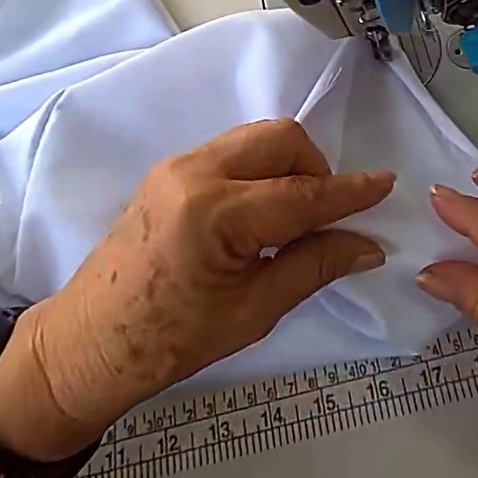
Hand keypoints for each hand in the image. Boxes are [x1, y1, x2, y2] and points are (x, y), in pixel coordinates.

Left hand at [0, 119, 394, 460]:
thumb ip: (314, 266)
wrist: (92, 339)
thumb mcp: (254, 311)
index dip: (349, 190)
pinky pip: (228, 151)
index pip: (301, 192)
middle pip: (278, 138)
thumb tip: (367, 244)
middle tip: (323, 216)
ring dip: (285, 165)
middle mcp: (194, 172)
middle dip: (314, 168)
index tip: (386, 184)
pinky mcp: (166, 171)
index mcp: (217, 212)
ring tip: (289, 218)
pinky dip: (256, 169)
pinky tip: (256, 213)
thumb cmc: (171, 339)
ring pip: (252, 138)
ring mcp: (175, 165)